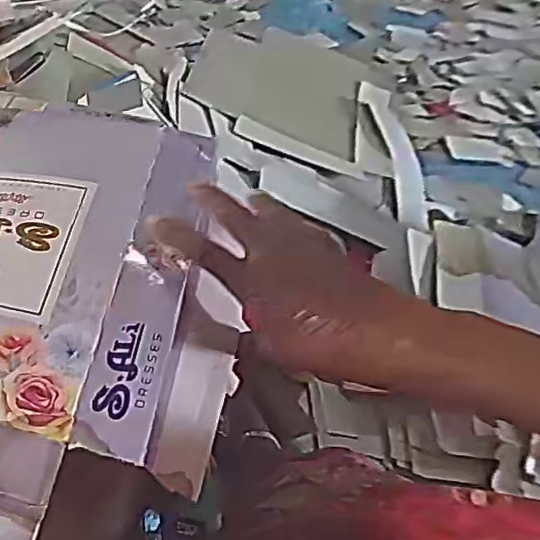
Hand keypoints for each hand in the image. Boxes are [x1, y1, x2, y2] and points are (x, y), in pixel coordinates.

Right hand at [151, 185, 435, 386]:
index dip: (178, 238)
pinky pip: (305, 227)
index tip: (158, 225)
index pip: (204, 253)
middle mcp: (278, 256)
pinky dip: (293, 220)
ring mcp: (306, 249)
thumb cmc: (326, 344)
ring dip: (255, 204)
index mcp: (253, 280)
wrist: (381, 334)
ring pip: (274, 216)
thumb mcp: (263, 351)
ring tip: (248, 195)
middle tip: (197, 188)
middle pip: (238, 220)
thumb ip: (228, 337)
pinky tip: (295, 222)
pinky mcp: (330, 252)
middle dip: (213, 203)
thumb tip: (198, 334)